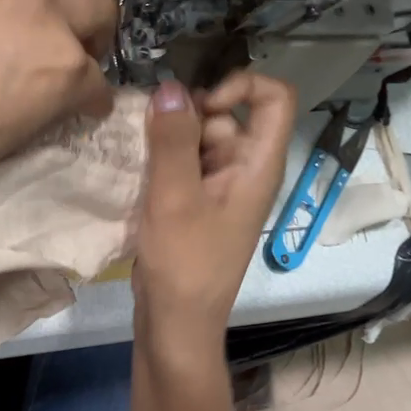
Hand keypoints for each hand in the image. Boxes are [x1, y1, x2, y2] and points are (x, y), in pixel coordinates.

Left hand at [0, 0, 116, 214]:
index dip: (90, 101)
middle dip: (85, 39)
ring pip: (20, 0)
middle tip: (51, 72)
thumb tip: (45, 102)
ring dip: (13, 28)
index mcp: (59, 65)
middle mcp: (30, 10)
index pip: (99, 79)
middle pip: (89, 8)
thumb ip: (36, 115)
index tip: (77, 113)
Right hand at [134, 72, 297, 350]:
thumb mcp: (174, 197)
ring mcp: (220, 188)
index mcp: (257, 166)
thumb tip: (170, 86)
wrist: (175, 324)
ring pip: (198, 138)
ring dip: (168, 139)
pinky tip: (135, 172)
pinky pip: (183, 163)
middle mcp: (244, 170)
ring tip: (136, 156)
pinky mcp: (196, 203)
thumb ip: (173, 140)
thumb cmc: (184, 263)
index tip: (198, 105)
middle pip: (226, 115)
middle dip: (188, 116)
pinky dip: (161, 159)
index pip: (274, 98)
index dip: (240, 86)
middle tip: (150, 138)